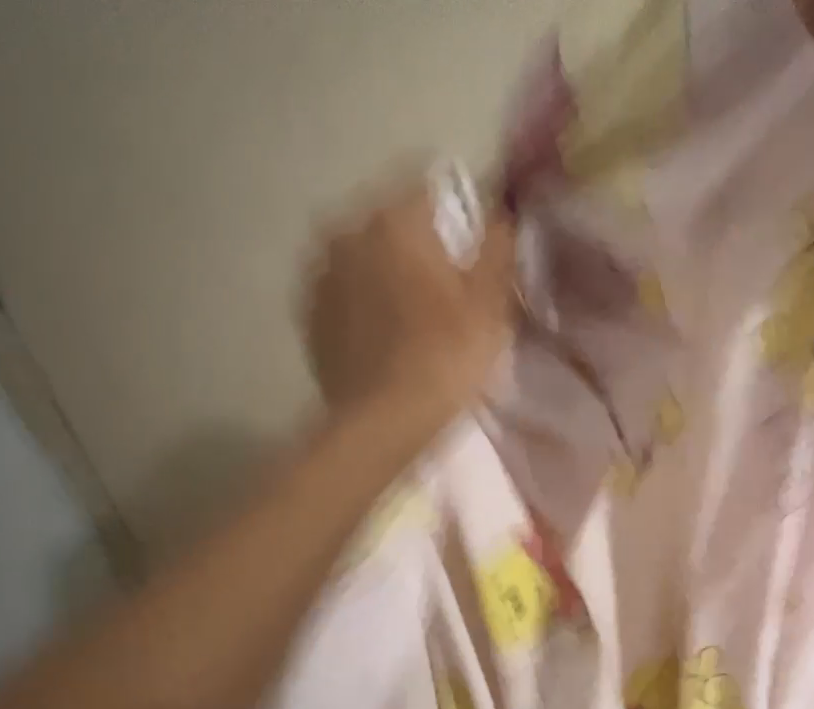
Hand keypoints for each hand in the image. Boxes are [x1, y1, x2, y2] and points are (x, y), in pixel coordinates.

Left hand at [304, 176, 515, 423]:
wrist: (383, 420)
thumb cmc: (446, 355)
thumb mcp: (490, 301)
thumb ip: (498, 244)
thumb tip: (505, 206)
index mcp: (394, 219)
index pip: (432, 183)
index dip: (462, 208)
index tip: (479, 241)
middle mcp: (346, 229)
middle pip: (395, 218)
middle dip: (423, 240)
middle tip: (453, 281)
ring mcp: (320, 270)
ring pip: (368, 252)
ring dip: (392, 268)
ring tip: (421, 309)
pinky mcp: (309, 310)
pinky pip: (347, 287)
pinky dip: (368, 298)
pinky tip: (390, 330)